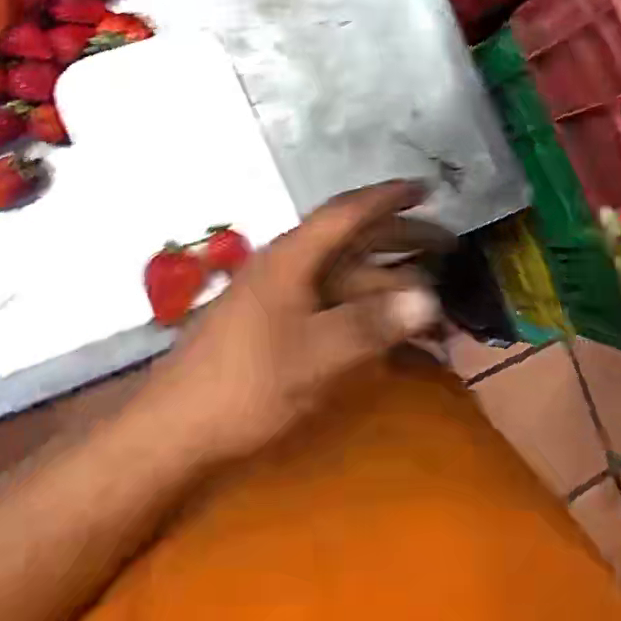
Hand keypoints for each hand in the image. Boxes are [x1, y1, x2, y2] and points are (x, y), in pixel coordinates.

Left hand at [127, 181, 448, 465]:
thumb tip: (427, 297)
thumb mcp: (316, 356)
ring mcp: (281, 299)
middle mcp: (288, 269)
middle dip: (401, 241)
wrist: (174, 432)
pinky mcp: (277, 328)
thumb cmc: (245, 385)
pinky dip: (366, 316)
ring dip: (389, 286)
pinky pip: (333, 309)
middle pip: (353, 243)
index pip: (346, 213)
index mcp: (293, 258)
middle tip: (446, 244)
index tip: (424, 189)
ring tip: (431, 298)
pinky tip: (391, 337)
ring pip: (346, 279)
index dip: (387, 197)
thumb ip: (372, 324)